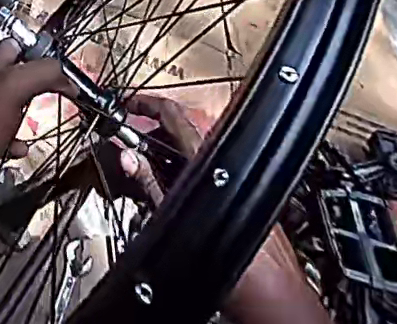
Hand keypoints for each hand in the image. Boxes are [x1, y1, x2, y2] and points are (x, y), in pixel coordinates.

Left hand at [0, 41, 75, 213]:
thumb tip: (68, 75)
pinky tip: (23, 150)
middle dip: (38, 82)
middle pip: (16, 77)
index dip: (38, 50)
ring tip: (46, 117)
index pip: (15, 46)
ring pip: (12, 108)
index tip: (64, 65)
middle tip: (62, 91)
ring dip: (29, 112)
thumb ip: (40, 73)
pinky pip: (7, 139)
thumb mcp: (12, 87)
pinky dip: (19, 143)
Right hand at [110, 96, 328, 323]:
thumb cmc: (233, 264)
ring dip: (165, 146)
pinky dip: (181, 162)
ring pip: (191, 143)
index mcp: (206, 158)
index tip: (127, 103)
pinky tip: (169, 180)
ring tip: (144, 159)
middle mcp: (222, 160)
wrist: (269, 295)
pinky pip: (203, 162)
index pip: (171, 113)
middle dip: (151, 127)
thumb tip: (128, 157)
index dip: (144, 103)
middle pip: (180, 125)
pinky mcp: (237, 189)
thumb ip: (148, 181)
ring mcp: (232, 174)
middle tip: (130, 135)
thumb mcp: (173, 217)